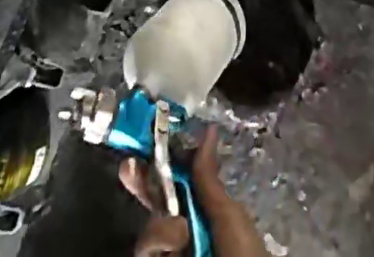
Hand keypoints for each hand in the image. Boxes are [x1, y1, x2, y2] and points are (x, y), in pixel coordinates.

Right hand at [118, 126, 265, 256]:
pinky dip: (156, 246)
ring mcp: (170, 255)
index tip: (145, 143)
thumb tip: (207, 128)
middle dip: (142, 184)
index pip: (176, 185)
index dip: (159, 165)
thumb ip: (209, 178)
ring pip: (147, 232)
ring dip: (160, 229)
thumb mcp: (230, 217)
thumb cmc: (243, 256)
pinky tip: (172, 251)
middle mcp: (185, 235)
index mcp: (205, 216)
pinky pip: (143, 253)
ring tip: (181, 236)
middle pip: (154, 204)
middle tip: (130, 168)